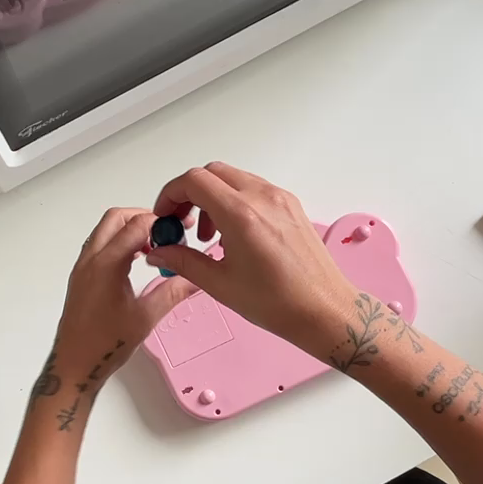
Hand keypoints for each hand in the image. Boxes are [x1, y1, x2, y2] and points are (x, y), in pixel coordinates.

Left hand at [33, 208, 197, 431]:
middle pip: (116, 218)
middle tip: (166, 233)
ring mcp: (82, 267)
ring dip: (129, 230)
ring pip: (105, 230)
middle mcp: (90, 259)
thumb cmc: (107, 344)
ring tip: (154, 248)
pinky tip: (136, 262)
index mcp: (107, 264)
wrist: (75, 364)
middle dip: (143, 218)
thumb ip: (173, 291)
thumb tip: (196, 277)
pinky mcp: (80, 276)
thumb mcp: (146, 317)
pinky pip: (99, 245)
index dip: (161, 223)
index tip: (180, 233)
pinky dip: (118, 242)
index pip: (136, 224)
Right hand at [144, 163, 358, 353]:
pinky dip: (234, 201)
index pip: (194, 181)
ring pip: (233, 178)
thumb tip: (159, 252)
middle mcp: (262, 198)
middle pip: (212, 173)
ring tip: (208, 235)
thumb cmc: (277, 302)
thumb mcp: (219, 284)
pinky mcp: (291, 205)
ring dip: (212, 197)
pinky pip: (254, 189)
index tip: (165, 216)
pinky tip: (233, 235)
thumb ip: (183, 262)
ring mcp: (280, 198)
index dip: (170, 195)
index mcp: (241, 215)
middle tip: (181, 222)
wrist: (323, 310)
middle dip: (189, 193)